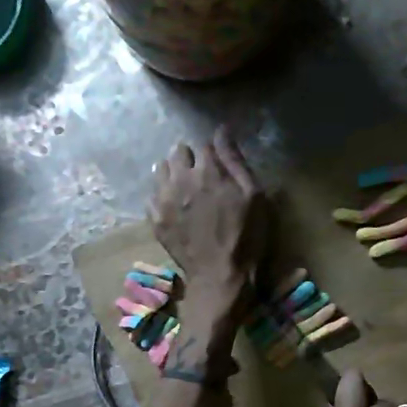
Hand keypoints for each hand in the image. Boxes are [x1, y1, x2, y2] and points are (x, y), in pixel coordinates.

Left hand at [149, 125, 268, 324]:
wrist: (220, 276)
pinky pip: (153, 194)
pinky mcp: (155, 218)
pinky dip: (163, 195)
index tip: (222, 167)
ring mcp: (164, 198)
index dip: (215, 155)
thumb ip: (236, 161)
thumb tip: (222, 130)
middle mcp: (181, 177)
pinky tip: (176, 206)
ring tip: (187, 189)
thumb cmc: (246, 237)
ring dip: (174, 173)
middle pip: (179, 151)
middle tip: (203, 177)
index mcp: (209, 170)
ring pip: (162, 169)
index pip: (206, 145)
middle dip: (191, 159)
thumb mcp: (254, 197)